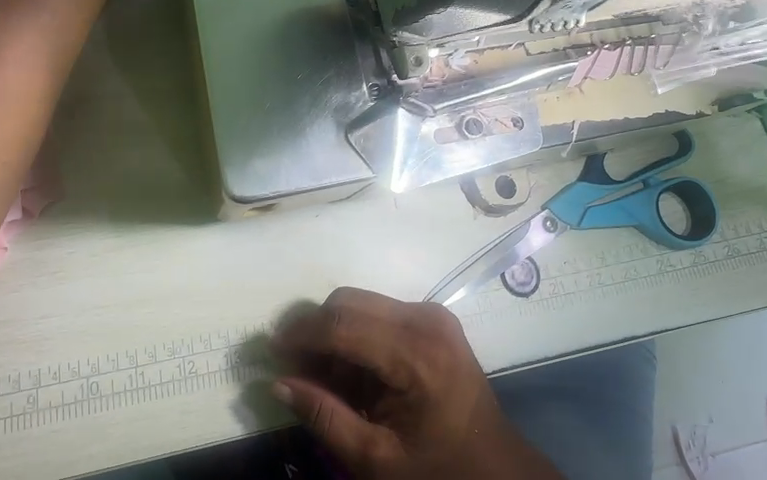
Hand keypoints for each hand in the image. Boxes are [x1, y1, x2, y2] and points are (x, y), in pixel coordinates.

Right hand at [270, 288, 560, 479]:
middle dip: (316, 332)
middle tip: (297, 373)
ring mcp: (432, 314)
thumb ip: (325, 417)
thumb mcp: (375, 458)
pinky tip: (354, 376)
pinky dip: (356, 336)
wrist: (496, 468)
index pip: (342, 325)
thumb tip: (279, 381)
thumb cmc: (436, 469)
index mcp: (416, 354)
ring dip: (335, 334)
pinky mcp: (433, 318)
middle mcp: (425, 319)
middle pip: (348, 303)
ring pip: (360, 303)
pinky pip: (379, 312)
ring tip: (328, 382)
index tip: (270, 351)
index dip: (301, 334)